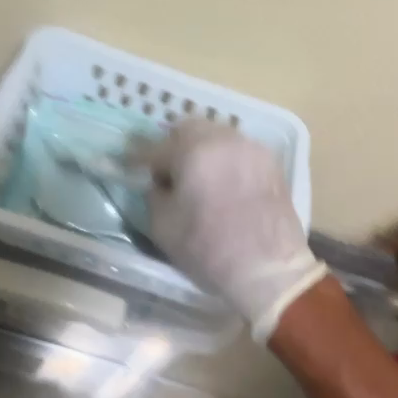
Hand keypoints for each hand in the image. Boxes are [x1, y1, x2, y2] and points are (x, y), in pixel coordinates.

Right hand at [144, 120, 326, 340]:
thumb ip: (154, 195)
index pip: (155, 148)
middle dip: (173, 146)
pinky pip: (238, 149)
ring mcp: (251, 148)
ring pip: (216, 134)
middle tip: (167, 172)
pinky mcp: (270, 162)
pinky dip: (224, 159)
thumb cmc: (210, 250)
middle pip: (188, 129)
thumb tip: (158, 183)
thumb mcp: (163, 227)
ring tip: (196, 177)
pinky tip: (221, 182)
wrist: (269, 269)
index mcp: (194, 151)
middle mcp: (224, 139)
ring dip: (200, 149)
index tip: (128, 166)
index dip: (137, 159)